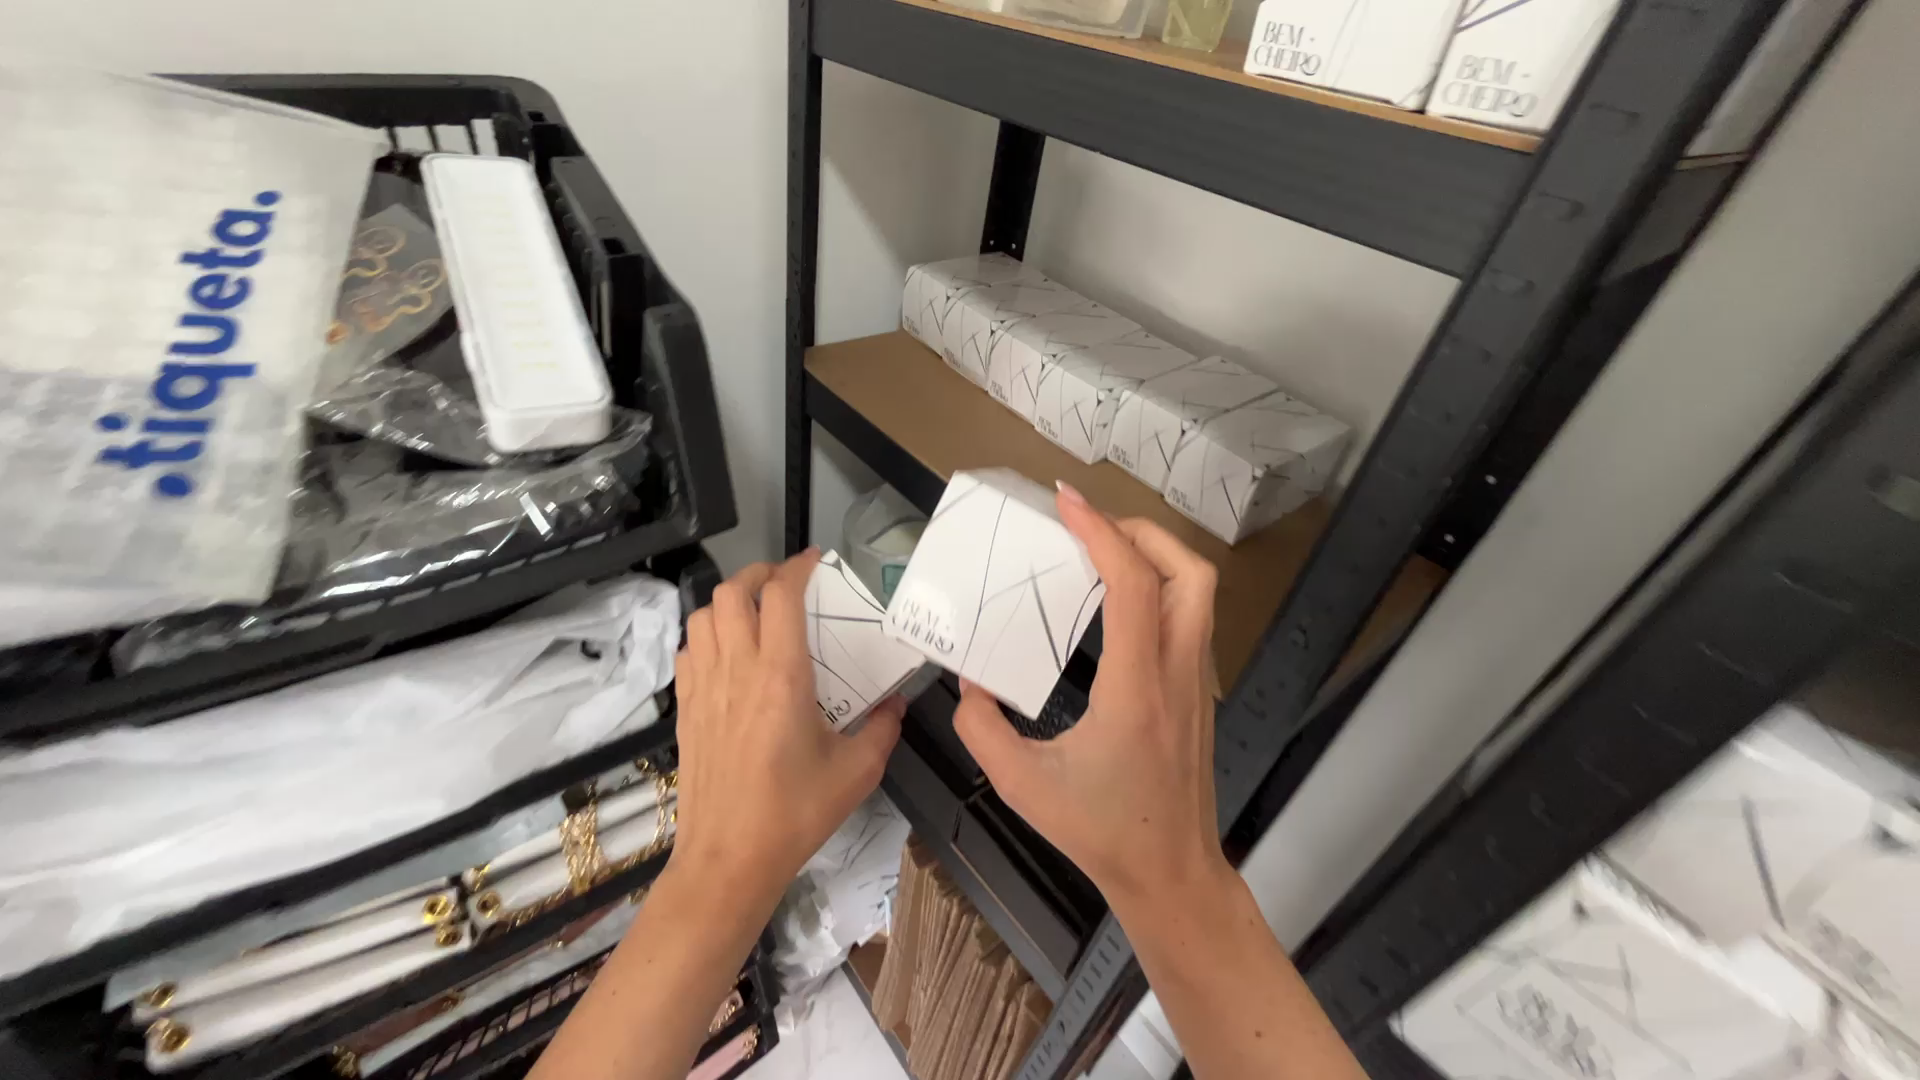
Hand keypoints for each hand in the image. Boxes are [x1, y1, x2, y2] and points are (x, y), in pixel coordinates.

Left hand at [669, 550, 904, 902]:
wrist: (729, 859)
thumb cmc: (795, 812)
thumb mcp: (858, 770)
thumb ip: (884, 727)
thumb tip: (896, 702)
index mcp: (781, 676)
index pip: (780, 596)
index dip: (797, 568)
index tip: (814, 563)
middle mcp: (737, 670)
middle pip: (732, 592)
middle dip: (759, 575)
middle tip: (785, 584)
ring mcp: (704, 687)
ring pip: (702, 615)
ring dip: (729, 602)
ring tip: (754, 612)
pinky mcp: (686, 708)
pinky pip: (688, 649)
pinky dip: (706, 634)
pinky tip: (727, 653)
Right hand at [953, 484, 1232, 913]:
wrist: (1170, 871)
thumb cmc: (1099, 830)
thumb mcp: (1021, 784)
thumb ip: (981, 727)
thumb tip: (967, 683)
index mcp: (1136, 687)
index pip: (1133, 585)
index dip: (1101, 532)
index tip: (1067, 500)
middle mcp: (1176, 671)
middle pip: (1188, 569)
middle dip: (1139, 531)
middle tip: (1089, 525)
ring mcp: (1196, 678)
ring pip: (1199, 589)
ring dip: (1155, 553)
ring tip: (1103, 549)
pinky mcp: (1198, 688)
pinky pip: (1189, 614)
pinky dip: (1159, 584)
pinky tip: (1119, 599)